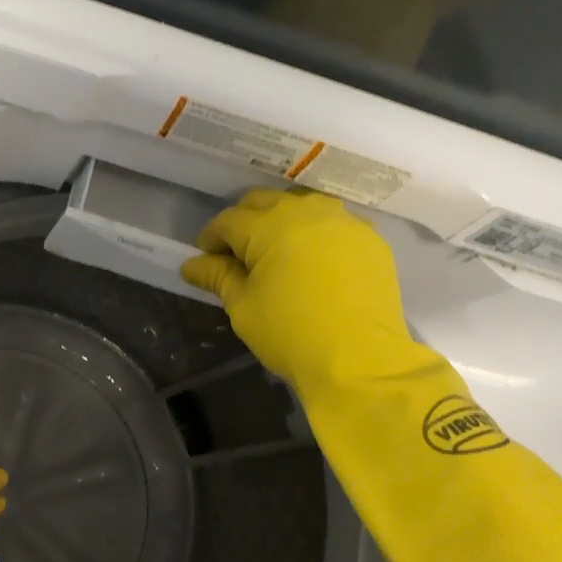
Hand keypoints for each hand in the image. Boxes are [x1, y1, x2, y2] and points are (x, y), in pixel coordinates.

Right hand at [180, 189, 417, 389]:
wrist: (358, 359)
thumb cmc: (290, 334)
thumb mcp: (243, 307)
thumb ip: (218, 277)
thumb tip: (192, 265)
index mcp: (269, 226)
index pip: (228, 220)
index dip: (211, 239)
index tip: (205, 261)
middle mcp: (306, 211)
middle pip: (263, 202)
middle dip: (243, 222)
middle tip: (237, 255)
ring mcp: (343, 221)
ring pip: (301, 206)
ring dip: (280, 222)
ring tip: (275, 254)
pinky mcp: (369, 238)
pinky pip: (333, 224)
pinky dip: (314, 234)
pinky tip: (312, 262)